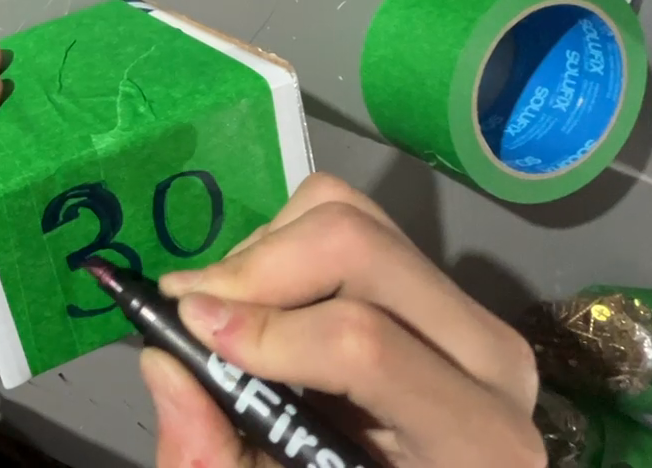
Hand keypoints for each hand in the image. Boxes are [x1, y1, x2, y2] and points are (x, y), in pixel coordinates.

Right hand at [140, 175, 544, 467]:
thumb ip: (212, 455)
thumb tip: (163, 361)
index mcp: (474, 444)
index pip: (365, 344)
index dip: (265, 327)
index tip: (190, 328)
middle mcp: (489, 359)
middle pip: (357, 245)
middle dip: (254, 267)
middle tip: (192, 305)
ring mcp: (461, 305)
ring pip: (346, 212)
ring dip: (261, 248)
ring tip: (226, 303)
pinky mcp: (425, 274)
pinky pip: (342, 208)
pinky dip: (278, 233)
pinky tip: (263, 292)